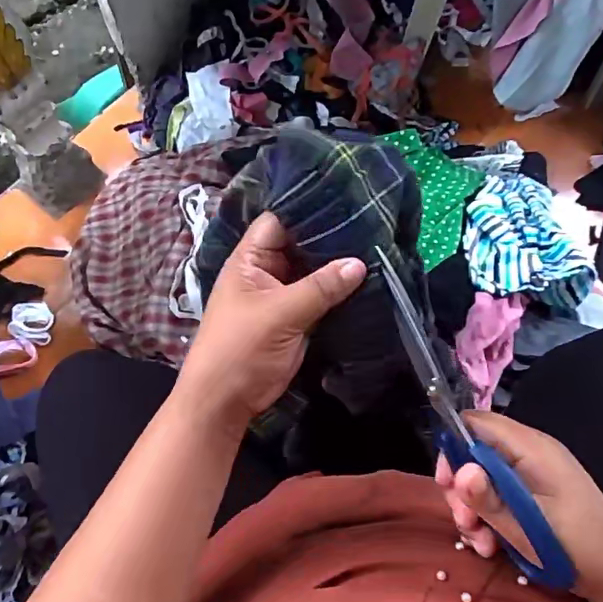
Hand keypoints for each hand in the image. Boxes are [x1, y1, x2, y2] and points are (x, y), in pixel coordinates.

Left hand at [174, 212, 365, 426]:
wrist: (226, 401)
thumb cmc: (240, 349)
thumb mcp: (281, 313)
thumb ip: (321, 287)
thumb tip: (359, 263)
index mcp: (250, 261)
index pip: (279, 222)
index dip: (307, 210)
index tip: (345, 201)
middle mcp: (266, 273)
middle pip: (300, 246)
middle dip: (330, 238)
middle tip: (370, 223)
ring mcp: (282, 296)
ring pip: (313, 273)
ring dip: (337, 266)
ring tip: (376, 246)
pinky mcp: (296, 319)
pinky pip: (320, 297)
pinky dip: (339, 292)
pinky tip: (367, 281)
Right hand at [435, 411, 602, 601]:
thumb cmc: (575, 548)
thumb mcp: (525, 528)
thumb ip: (489, 499)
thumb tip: (459, 470)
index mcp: (533, 449)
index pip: (478, 423)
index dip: (454, 446)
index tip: (446, 483)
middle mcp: (531, 453)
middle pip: (476, 452)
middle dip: (463, 489)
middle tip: (466, 523)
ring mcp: (534, 473)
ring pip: (483, 478)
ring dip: (474, 510)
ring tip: (482, 544)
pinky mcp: (534, 492)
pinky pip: (499, 493)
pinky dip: (489, 517)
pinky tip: (492, 546)